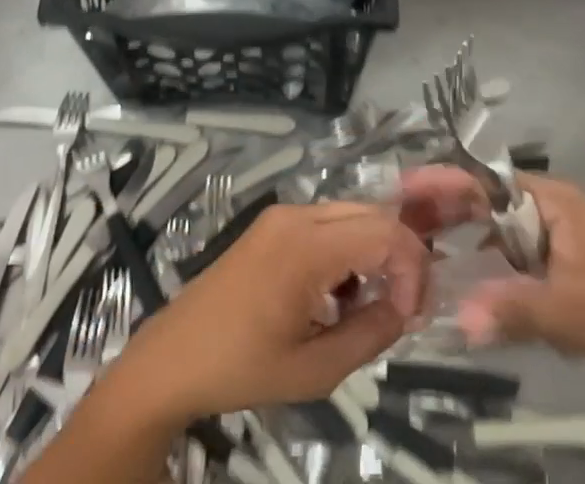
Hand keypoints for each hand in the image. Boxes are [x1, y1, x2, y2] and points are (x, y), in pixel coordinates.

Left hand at [110, 201, 430, 419]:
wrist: (170, 360)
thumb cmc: (240, 367)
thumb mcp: (317, 368)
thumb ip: (372, 334)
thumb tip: (405, 310)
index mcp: (306, 246)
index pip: (388, 233)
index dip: (413, 271)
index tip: (409, 317)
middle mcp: (295, 217)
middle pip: (374, 216)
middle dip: (401, 258)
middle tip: (402, 309)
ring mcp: (279, 218)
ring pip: (352, 217)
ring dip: (374, 256)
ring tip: (369, 308)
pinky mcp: (270, 228)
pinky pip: (326, 225)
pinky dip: (347, 253)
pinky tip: (336, 296)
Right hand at [399, 167, 584, 373]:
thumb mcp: (567, 311)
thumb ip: (511, 310)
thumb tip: (458, 319)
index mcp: (555, 202)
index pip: (489, 180)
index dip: (445, 182)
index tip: (404, 190)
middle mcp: (553, 209)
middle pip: (489, 199)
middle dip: (446, 207)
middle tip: (400, 220)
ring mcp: (558, 236)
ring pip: (498, 226)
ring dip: (462, 233)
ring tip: (419, 246)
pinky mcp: (560, 263)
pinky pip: (512, 251)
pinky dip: (485, 258)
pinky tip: (462, 277)